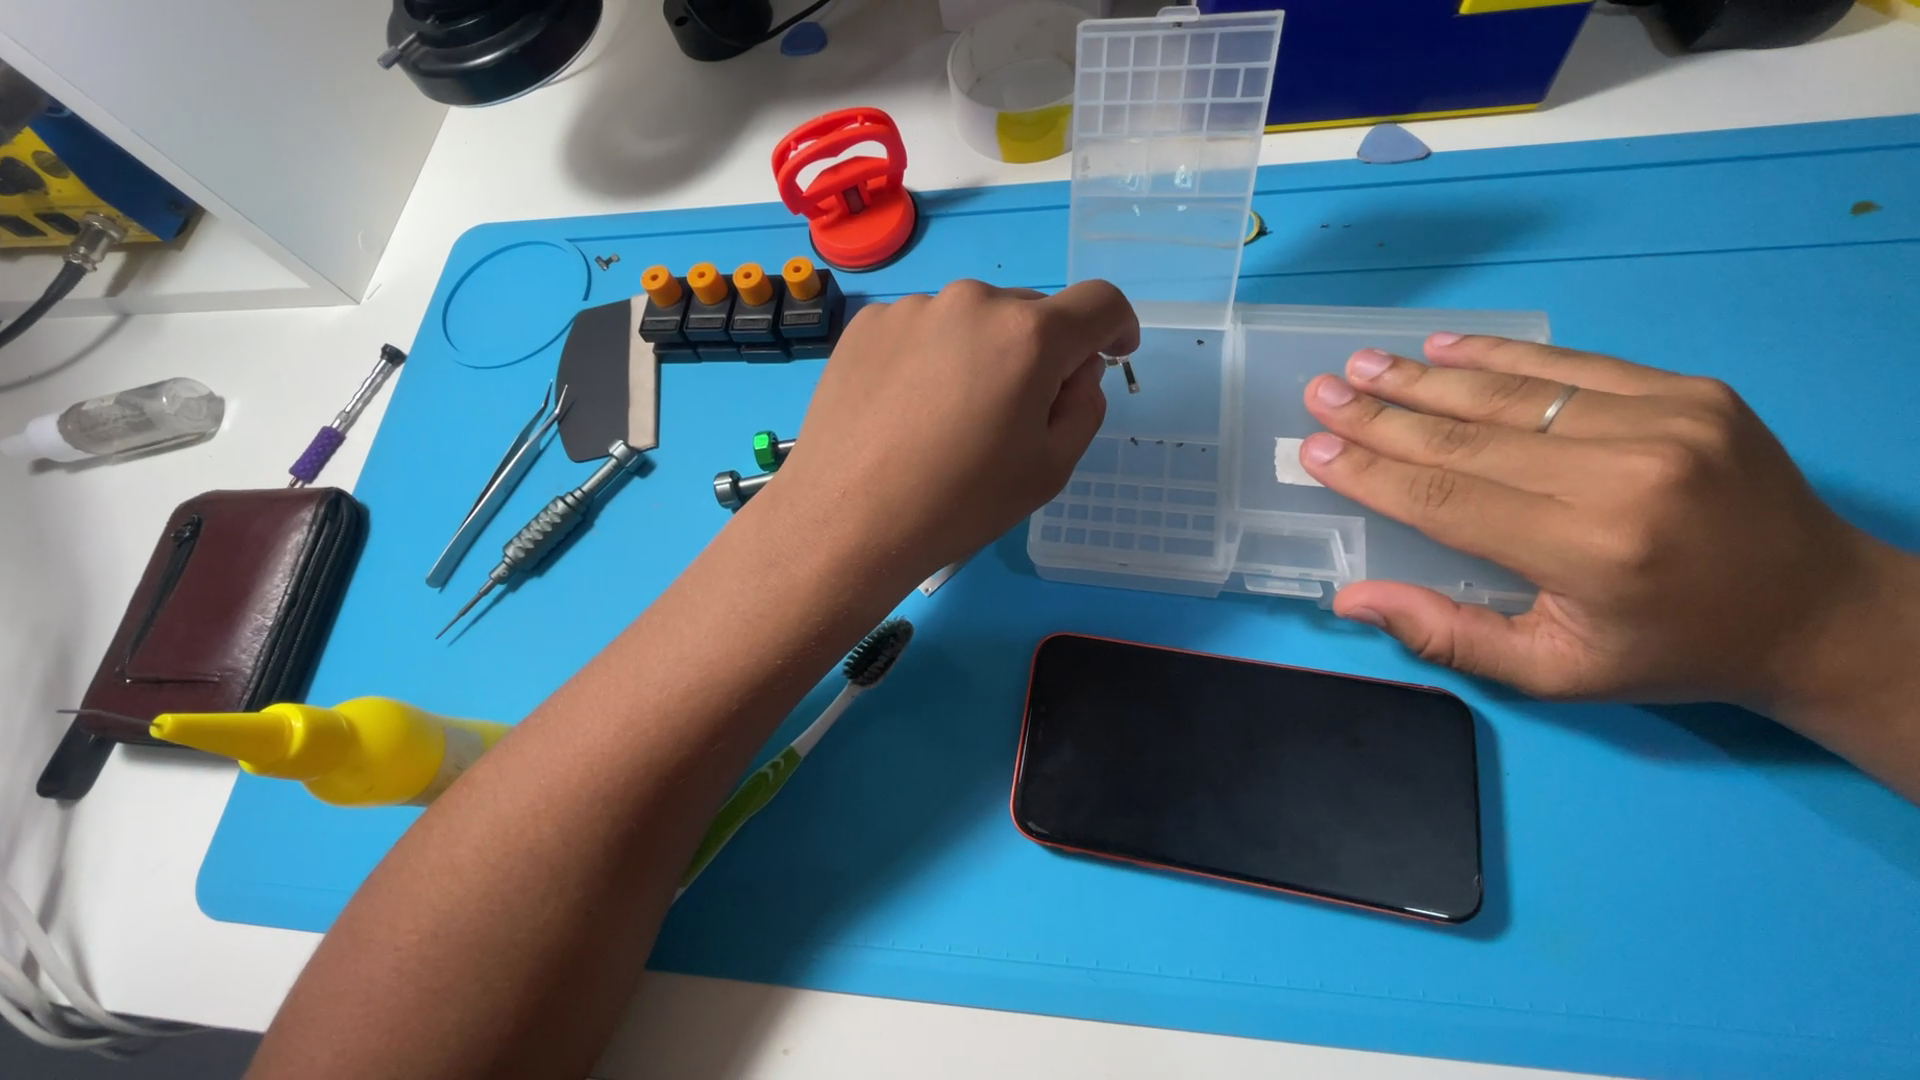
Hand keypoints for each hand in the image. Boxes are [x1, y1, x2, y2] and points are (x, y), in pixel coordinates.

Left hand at [766, 279, 1139, 582]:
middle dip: (1041, 353)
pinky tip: (906, 409)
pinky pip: (922, 330)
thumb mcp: (1049, 470)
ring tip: (949, 418)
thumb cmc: (959, 503)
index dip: (1117, 327)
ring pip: (972, 321)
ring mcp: (912, 308)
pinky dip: (931, 357)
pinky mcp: (867, 324)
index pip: (1099, 302)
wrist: (846, 519)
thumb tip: (1077, 371)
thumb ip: (1084, 408)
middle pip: (1031, 314)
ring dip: (981, 354)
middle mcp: (971, 303)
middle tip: (1015, 414)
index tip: (1112, 352)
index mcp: (1029, 336)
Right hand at [1297, 333, 1903, 716]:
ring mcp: (1664, 422)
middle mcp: (1623, 475)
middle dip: (1380, 414)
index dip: (1370, 472)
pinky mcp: (1688, 392)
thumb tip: (1352, 599)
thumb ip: (1448, 637)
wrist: (1819, 610)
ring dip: (1425, 378)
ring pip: (1511, 393)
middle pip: (1467, 437)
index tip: (1315, 448)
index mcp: (1587, 550)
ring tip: (1362, 364)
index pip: (1445, 497)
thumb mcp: (1553, 672)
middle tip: (1320, 392)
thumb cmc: (1669, 650)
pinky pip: (1570, 366)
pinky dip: (1498, 356)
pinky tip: (1444, 347)